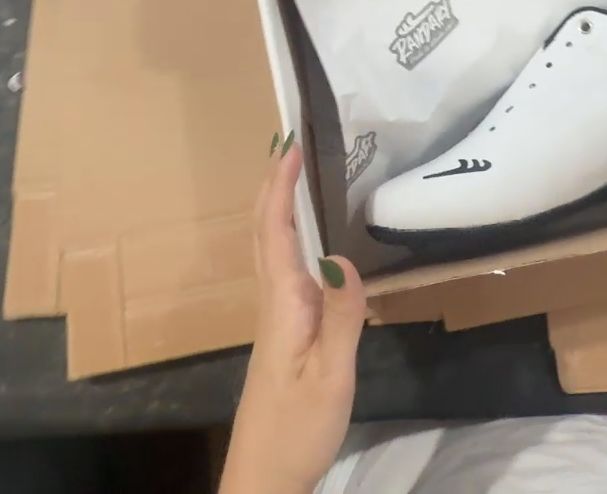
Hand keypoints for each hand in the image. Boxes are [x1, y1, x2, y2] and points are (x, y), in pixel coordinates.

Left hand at [219, 137, 366, 493]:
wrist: (264, 479)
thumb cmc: (297, 427)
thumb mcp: (330, 375)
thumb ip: (340, 317)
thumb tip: (343, 254)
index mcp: (282, 302)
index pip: (276, 230)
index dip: (280, 186)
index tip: (291, 145)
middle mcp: (272, 300)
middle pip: (264, 231)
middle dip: (272, 185)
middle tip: (289, 146)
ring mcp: (274, 317)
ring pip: (269, 247)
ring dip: (276, 205)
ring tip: (293, 176)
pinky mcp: (282, 332)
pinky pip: (280, 266)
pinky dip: (286, 235)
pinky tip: (304, 240)